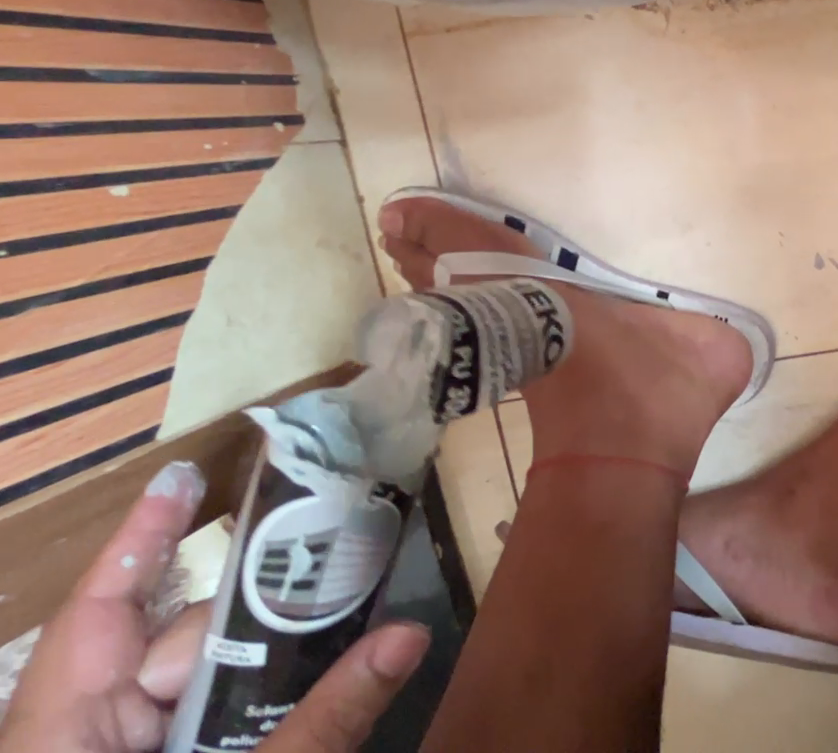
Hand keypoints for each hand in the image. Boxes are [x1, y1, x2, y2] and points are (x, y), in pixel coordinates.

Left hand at [0, 462, 429, 752]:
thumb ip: (324, 720)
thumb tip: (410, 634)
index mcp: (63, 741)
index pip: (95, 618)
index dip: (139, 542)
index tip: (186, 475)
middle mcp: (90, 738)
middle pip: (181, 645)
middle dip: (262, 618)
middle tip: (345, 575)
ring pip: (210, 685)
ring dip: (275, 665)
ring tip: (346, 642)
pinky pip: (221, 721)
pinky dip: (269, 703)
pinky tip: (322, 687)